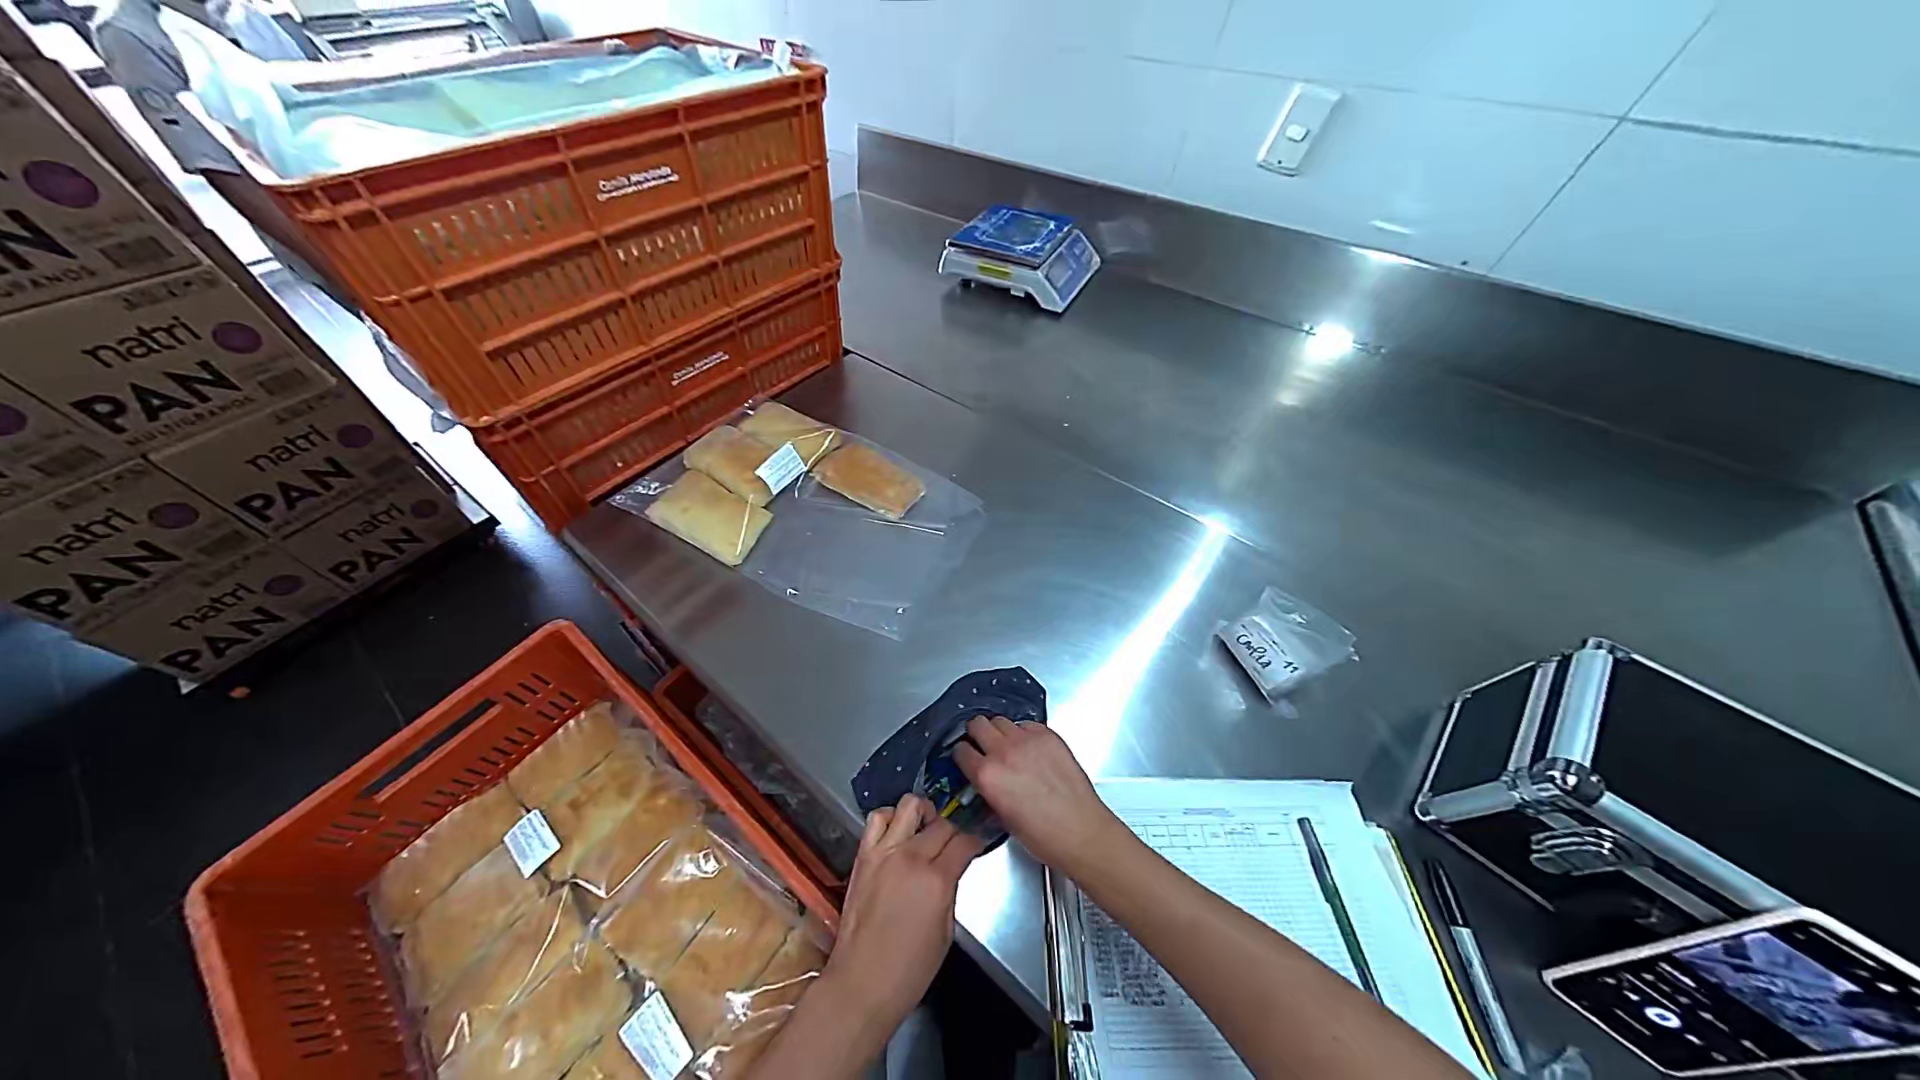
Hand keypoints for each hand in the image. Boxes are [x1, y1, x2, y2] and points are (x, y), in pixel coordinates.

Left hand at [819, 795, 981, 1035]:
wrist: (861, 982)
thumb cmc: (908, 970)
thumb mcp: (946, 932)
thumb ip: (950, 891)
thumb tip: (952, 871)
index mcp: (937, 880)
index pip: (963, 842)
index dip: (973, 843)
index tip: (974, 847)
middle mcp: (911, 858)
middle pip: (941, 824)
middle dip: (953, 832)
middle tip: (952, 845)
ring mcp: (884, 853)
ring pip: (909, 806)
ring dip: (922, 813)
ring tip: (925, 828)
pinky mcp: (863, 856)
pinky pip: (877, 818)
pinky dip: (890, 817)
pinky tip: (897, 832)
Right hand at [953, 717, 1124, 869]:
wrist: (1081, 832)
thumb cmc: (1044, 835)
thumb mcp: (1002, 818)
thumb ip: (988, 792)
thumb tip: (985, 782)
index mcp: (987, 775)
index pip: (961, 750)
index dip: (962, 754)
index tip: (965, 756)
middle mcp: (1004, 752)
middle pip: (977, 724)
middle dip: (976, 733)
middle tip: (981, 743)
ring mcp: (1027, 741)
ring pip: (1001, 720)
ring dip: (999, 731)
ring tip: (1006, 744)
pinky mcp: (1049, 736)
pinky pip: (1027, 724)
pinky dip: (1023, 732)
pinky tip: (1029, 747)